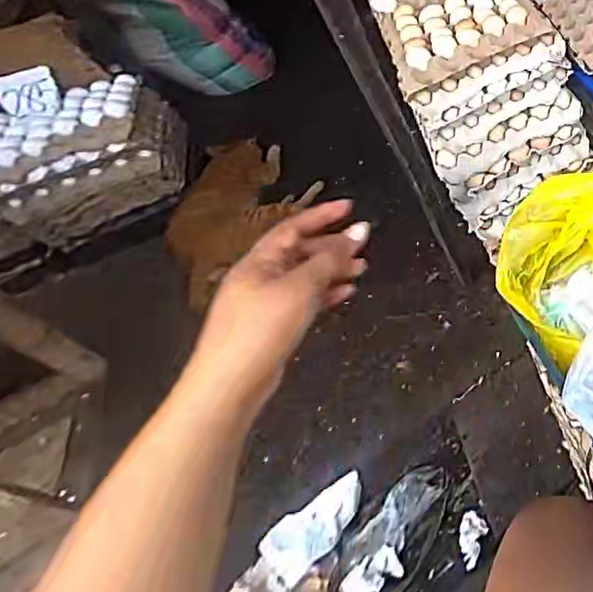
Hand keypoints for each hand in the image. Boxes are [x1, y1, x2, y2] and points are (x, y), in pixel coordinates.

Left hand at [181, 200, 369, 413]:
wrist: (230, 385)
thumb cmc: (258, 332)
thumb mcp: (302, 286)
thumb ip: (333, 257)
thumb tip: (358, 231)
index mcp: (258, 263)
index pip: (293, 227)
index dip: (322, 215)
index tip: (348, 207)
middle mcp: (258, 279)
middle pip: (301, 251)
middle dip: (333, 245)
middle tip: (362, 242)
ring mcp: (264, 302)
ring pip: (306, 275)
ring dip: (334, 269)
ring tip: (360, 268)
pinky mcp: (272, 324)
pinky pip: (305, 298)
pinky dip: (326, 292)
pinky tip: (343, 293)